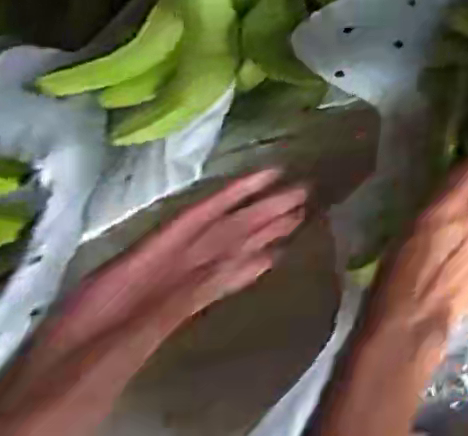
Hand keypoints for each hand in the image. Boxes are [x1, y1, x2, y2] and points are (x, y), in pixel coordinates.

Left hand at [0, 170, 303, 435]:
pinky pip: (204, 285)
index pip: (187, 224)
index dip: (232, 195)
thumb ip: (181, 300)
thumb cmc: (61, 395)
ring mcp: (140, 304)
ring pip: (208, 259)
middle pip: (204, 238)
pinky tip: (267, 260)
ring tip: (298, 218)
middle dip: (255, 213)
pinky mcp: (149, 326)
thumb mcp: (119, 347)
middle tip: (306, 192)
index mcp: (121, 278)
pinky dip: (239, 269)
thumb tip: (253, 254)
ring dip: (253, 237)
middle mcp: (133, 282)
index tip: (277, 172)